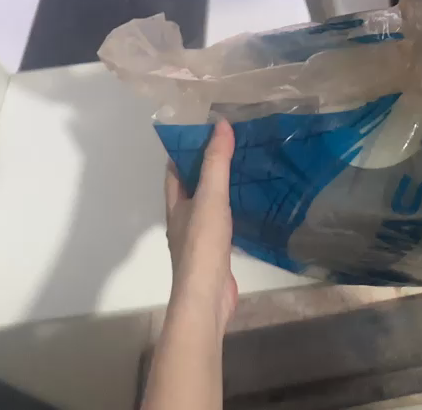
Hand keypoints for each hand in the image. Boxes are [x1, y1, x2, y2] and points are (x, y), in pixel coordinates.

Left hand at [163, 117, 238, 330]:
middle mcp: (182, 219)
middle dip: (205, 165)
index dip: (186, 148)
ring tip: (242, 167)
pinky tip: (246, 204)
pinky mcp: (214, 253)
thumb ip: (216, 162)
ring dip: (219, 187)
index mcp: (175, 204)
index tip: (206, 129)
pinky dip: (230, 208)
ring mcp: (198, 238)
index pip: (175, 168)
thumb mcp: (211, 196)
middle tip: (231, 143)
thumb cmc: (203, 244)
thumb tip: (221, 124)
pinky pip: (221, 221)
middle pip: (190, 185)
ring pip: (206, 203)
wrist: (206, 298)